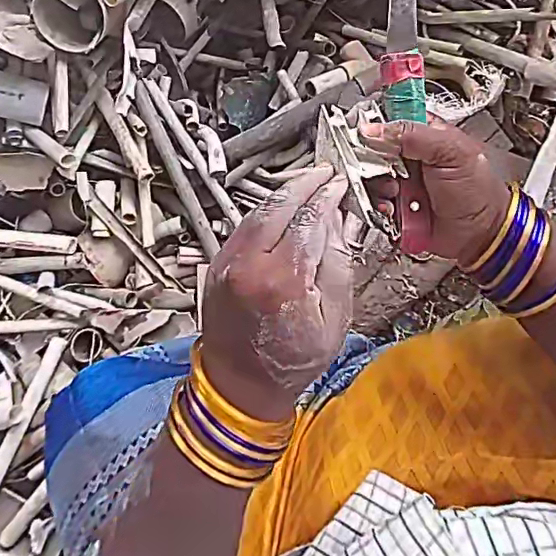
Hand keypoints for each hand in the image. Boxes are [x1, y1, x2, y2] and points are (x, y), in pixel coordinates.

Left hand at [199, 167, 353, 420]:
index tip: (339, 186)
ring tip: (306, 185)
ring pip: (257, 212)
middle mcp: (248, 265)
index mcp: (281, 280)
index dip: (327, 198)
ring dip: (282, 194)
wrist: (241, 382)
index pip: (308, 221)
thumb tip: (338, 221)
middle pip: (278, 206)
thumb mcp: (334, 317)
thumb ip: (337, 263)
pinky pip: (243, 227)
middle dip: (303, 184)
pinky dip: (264, 212)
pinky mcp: (217, 263)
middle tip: (323, 173)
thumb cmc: (290, 360)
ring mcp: (227, 262)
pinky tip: (281, 209)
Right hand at [361, 120, 513, 266]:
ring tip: (397, 193)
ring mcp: (397, 180)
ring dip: (378, 186)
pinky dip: (378, 206)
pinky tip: (394, 209)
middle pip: (369, 148)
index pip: (387, 118)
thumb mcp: (451, 152)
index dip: (373, 126)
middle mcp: (406, 155)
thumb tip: (372, 129)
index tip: (366, 137)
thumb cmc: (478, 193)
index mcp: (422, 133)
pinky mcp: (392, 204)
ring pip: (366, 176)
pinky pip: (370, 202)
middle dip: (372, 162)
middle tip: (389, 170)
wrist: (481, 236)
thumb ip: (413, 134)